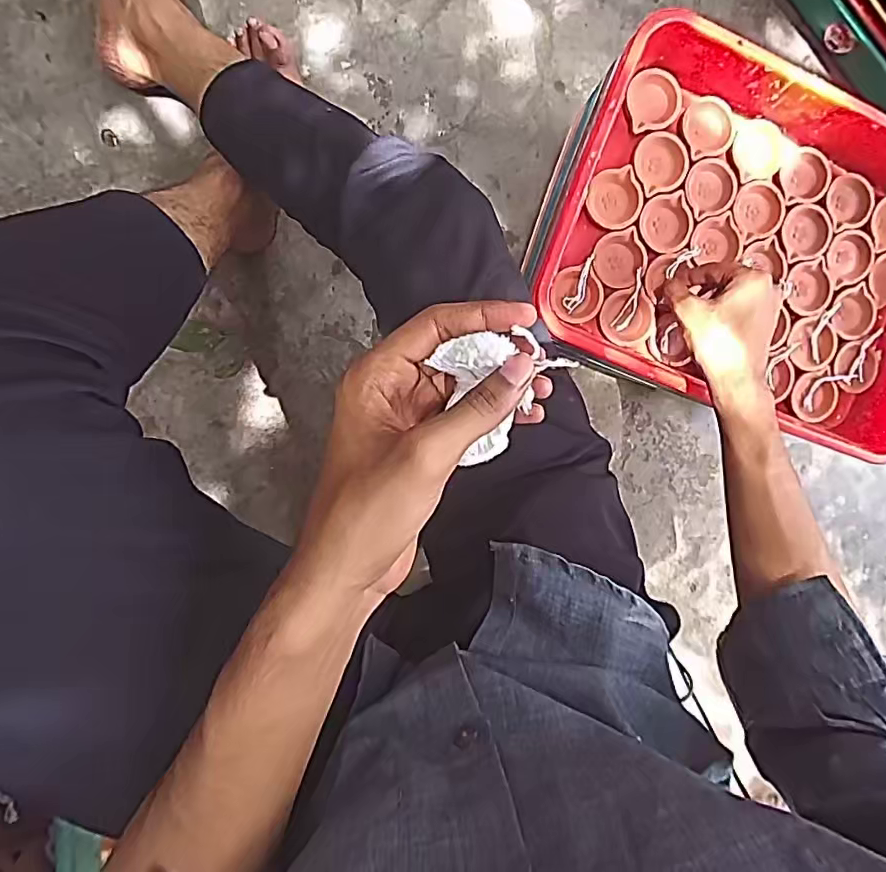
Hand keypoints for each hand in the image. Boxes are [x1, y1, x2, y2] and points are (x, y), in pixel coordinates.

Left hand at [292, 301, 554, 601]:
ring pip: (463, 384)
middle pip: (453, 352)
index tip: (520, 318)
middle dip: (498, 354)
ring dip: (500, 385)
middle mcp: (391, 390)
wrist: (347, 570)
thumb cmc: (362, 516)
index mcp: (376, 377)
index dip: (482, 316)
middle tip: (535, 359)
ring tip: (538, 389)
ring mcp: (408, 416)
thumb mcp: (427, 454)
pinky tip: (520, 416)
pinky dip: (492, 413)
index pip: (435, 326)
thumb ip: (477, 408)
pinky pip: (464, 414)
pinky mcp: (423, 442)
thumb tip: (516, 371)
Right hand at [662, 261, 779, 412]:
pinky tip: (701, 328)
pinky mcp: (761, 328)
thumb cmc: (724, 349)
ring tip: (687, 317)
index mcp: (754, 279)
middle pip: (720, 283)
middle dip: (695, 293)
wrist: (737, 382)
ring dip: (704, 306)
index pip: (712, 269)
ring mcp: (767, 310)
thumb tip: (670, 284)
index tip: (674, 285)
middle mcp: (766, 291)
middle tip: (677, 301)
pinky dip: (716, 318)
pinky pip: (733, 314)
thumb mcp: (688, 311)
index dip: (687, 278)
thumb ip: (675, 290)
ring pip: (726, 299)